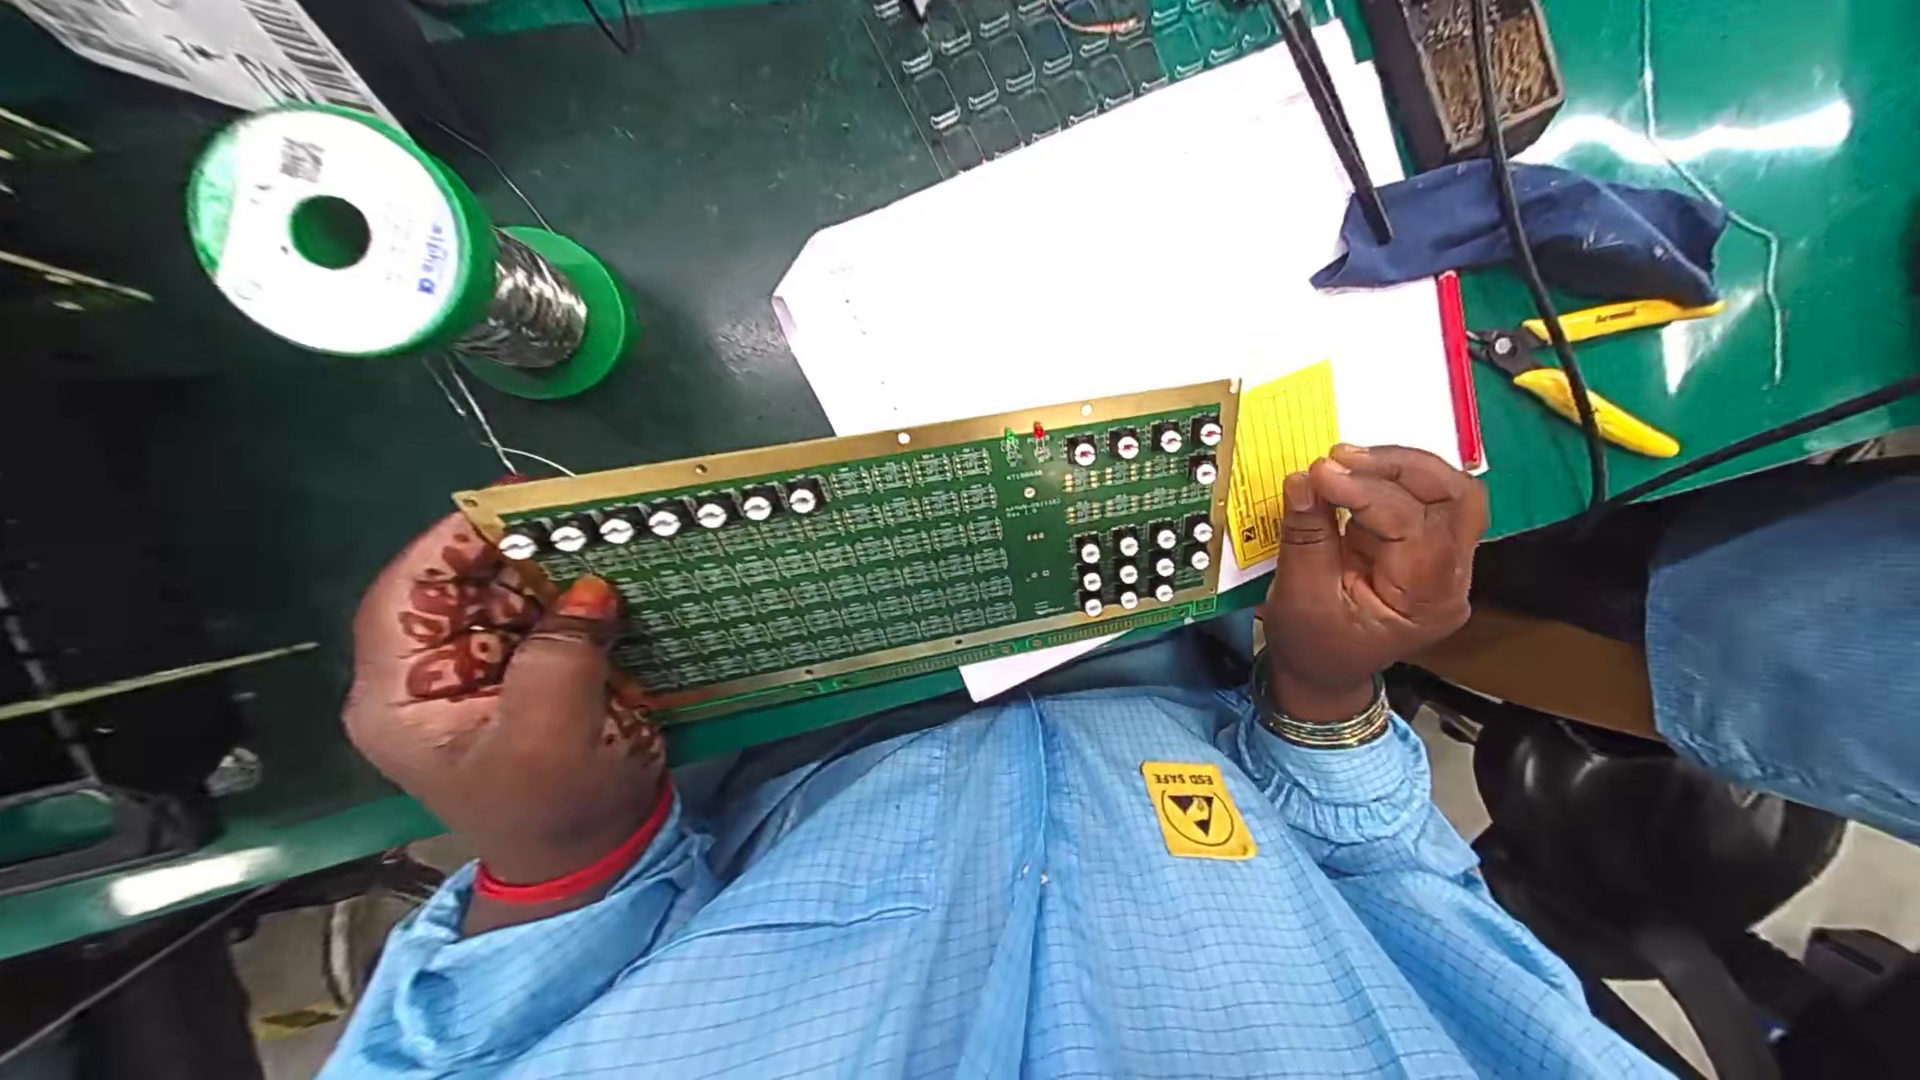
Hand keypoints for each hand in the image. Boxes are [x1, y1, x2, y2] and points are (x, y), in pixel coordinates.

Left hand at [342, 515, 664, 891]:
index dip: (448, 544)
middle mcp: (441, 672)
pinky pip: (555, 616)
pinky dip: (583, 595)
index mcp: (406, 694)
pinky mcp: (541, 670)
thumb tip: (591, 587)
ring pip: (515, 595)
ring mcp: (495, 669)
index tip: (509, 503)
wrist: (599, 846)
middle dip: (516, 552)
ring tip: (602, 542)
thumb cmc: (556, 804)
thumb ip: (561, 656)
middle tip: (575, 522)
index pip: (406, 597)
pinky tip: (614, 580)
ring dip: (557, 570)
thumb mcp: (549, 736)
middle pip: (465, 587)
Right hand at [1259, 444, 1487, 721]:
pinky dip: (1381, 481)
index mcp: (1428, 601)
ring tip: (1342, 461)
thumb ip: (1305, 537)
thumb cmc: (1312, 648)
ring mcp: (1437, 559)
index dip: (1366, 493)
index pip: (1414, 526)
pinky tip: (1347, 475)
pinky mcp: (1414, 545)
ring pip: (1442, 492)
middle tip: (1341, 457)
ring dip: (1395, 468)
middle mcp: (1448, 576)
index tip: (1319, 474)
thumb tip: (1302, 482)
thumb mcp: (1300, 597)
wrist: (1320, 672)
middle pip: (1453, 499)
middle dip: (1398, 467)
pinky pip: (1413, 500)